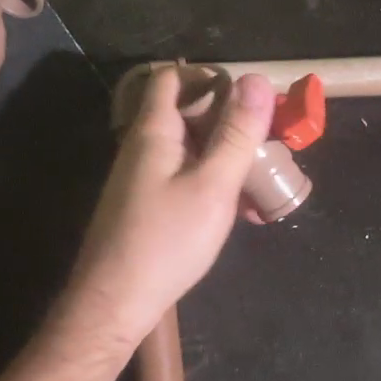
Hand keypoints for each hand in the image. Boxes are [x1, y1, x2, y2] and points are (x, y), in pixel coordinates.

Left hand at [64, 66, 274, 339]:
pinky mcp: (146, 205)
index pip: (172, 77)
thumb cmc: (166, 240)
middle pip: (185, 113)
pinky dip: (213, 183)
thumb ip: (236, 133)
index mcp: (154, 130)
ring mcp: (142, 177)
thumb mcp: (213, 185)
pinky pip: (184, 178)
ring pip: (190, 149)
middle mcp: (143, 146)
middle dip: (228, 121)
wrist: (113, 303)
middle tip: (267, 139)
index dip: (209, 77)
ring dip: (226, 156)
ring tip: (263, 178)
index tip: (248, 97)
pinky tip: (243, 211)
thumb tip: (255, 78)